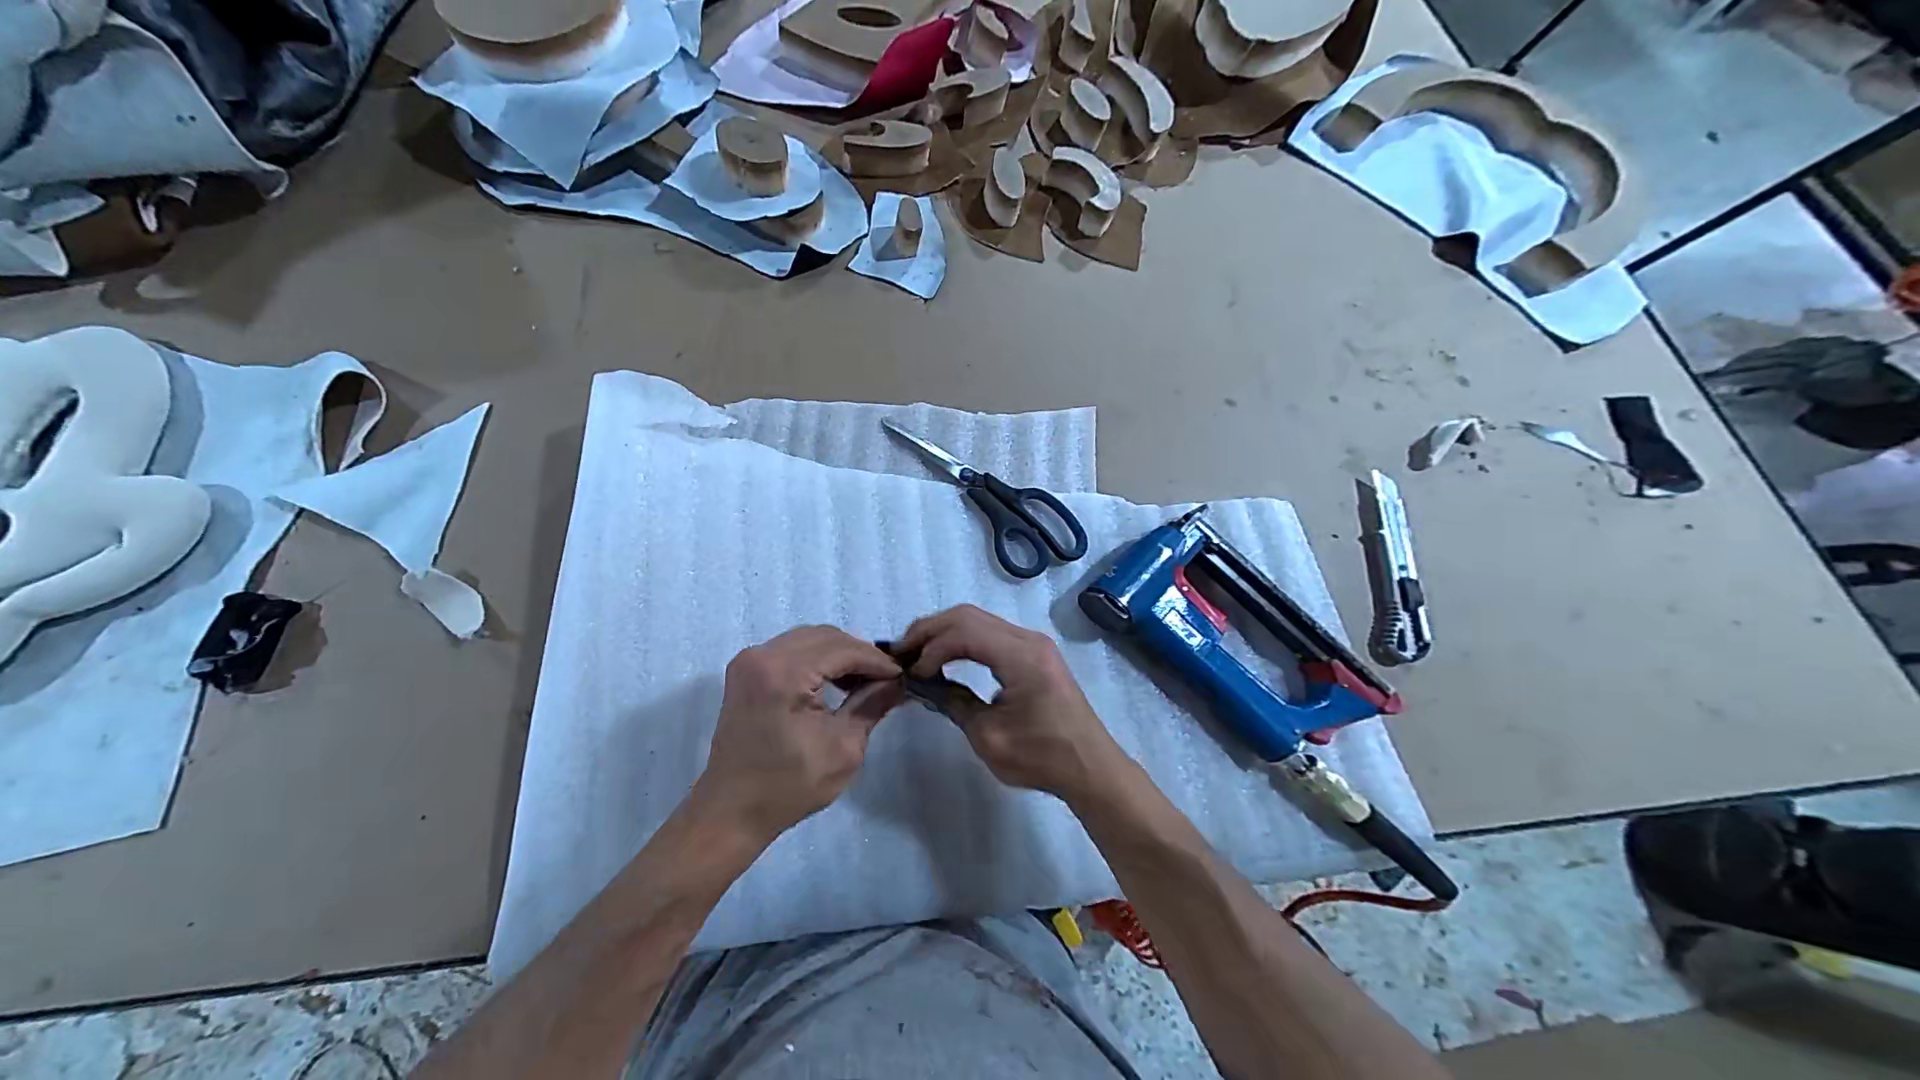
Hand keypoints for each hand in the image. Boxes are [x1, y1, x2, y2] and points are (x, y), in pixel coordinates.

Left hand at [691, 626, 904, 842]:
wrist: (732, 810)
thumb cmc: (789, 785)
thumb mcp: (843, 748)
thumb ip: (872, 704)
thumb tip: (899, 682)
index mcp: (783, 672)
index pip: (843, 649)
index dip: (877, 661)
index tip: (903, 676)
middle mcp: (762, 655)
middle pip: (825, 637)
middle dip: (859, 654)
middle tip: (886, 679)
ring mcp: (749, 660)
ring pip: (809, 639)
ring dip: (839, 654)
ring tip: (865, 681)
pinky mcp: (746, 670)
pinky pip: (791, 650)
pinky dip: (817, 659)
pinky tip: (836, 681)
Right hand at [898, 605, 1129, 804]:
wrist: (1090, 767)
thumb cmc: (1042, 758)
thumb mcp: (989, 737)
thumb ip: (955, 703)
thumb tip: (927, 684)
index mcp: (1021, 656)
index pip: (964, 632)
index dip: (930, 648)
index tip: (911, 674)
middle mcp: (1028, 639)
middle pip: (969, 616)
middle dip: (930, 630)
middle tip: (902, 653)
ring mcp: (1034, 643)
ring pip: (979, 620)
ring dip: (944, 632)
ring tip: (917, 654)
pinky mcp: (1034, 653)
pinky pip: (991, 633)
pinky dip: (962, 640)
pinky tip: (945, 657)